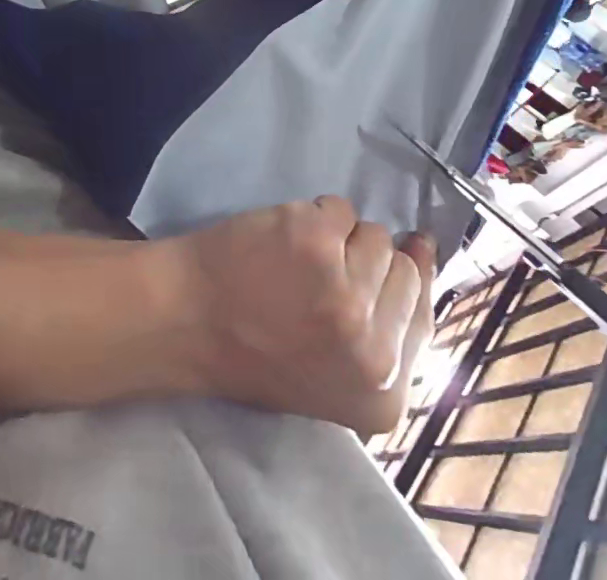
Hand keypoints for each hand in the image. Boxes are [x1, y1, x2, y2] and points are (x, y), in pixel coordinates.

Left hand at [167, 196, 435, 433]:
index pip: (424, 317)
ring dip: (338, 241)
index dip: (396, 290)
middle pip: (405, 271)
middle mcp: (373, 352)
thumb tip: (424, 249)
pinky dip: (312, 216)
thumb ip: (389, 327)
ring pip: (375, 235)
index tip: (361, 282)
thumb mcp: (334, 372)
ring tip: (294, 268)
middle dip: (364, 267)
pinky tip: (280, 244)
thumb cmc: (255, 350)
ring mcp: (346, 294)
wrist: (182, 323)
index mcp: (382, 397)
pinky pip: (340, 208)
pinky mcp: (317, 242)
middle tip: (313, 287)